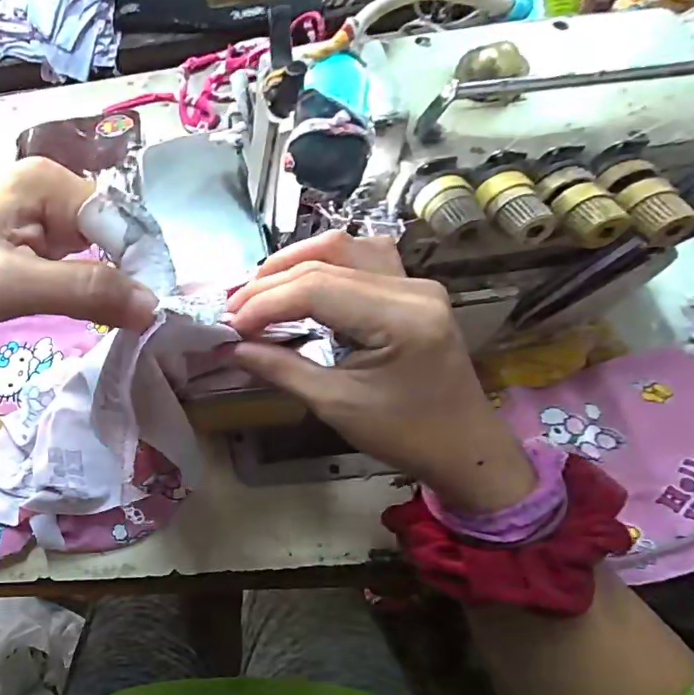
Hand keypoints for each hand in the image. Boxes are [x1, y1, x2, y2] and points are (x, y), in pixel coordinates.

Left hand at [0, 157, 158, 348]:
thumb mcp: (14, 284)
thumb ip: (85, 292)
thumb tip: (152, 306)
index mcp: (47, 181)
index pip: (119, 220)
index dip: (137, 264)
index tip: (145, 312)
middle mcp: (46, 189)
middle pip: (109, 234)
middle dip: (120, 275)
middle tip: (130, 321)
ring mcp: (34, 216)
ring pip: (91, 253)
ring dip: (100, 285)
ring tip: (111, 319)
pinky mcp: (24, 242)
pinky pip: (68, 264)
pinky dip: (78, 287)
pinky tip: (80, 309)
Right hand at [225, 233, 534, 513]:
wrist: (463, 446)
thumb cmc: (404, 434)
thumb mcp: (336, 405)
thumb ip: (282, 369)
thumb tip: (234, 348)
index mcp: (401, 317)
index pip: (316, 289)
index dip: (265, 303)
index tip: (230, 325)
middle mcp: (412, 288)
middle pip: (327, 261)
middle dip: (272, 283)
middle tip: (234, 309)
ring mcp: (416, 284)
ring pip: (345, 247)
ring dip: (296, 262)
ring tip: (259, 290)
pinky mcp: (413, 291)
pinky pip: (363, 258)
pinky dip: (324, 264)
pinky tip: (301, 281)